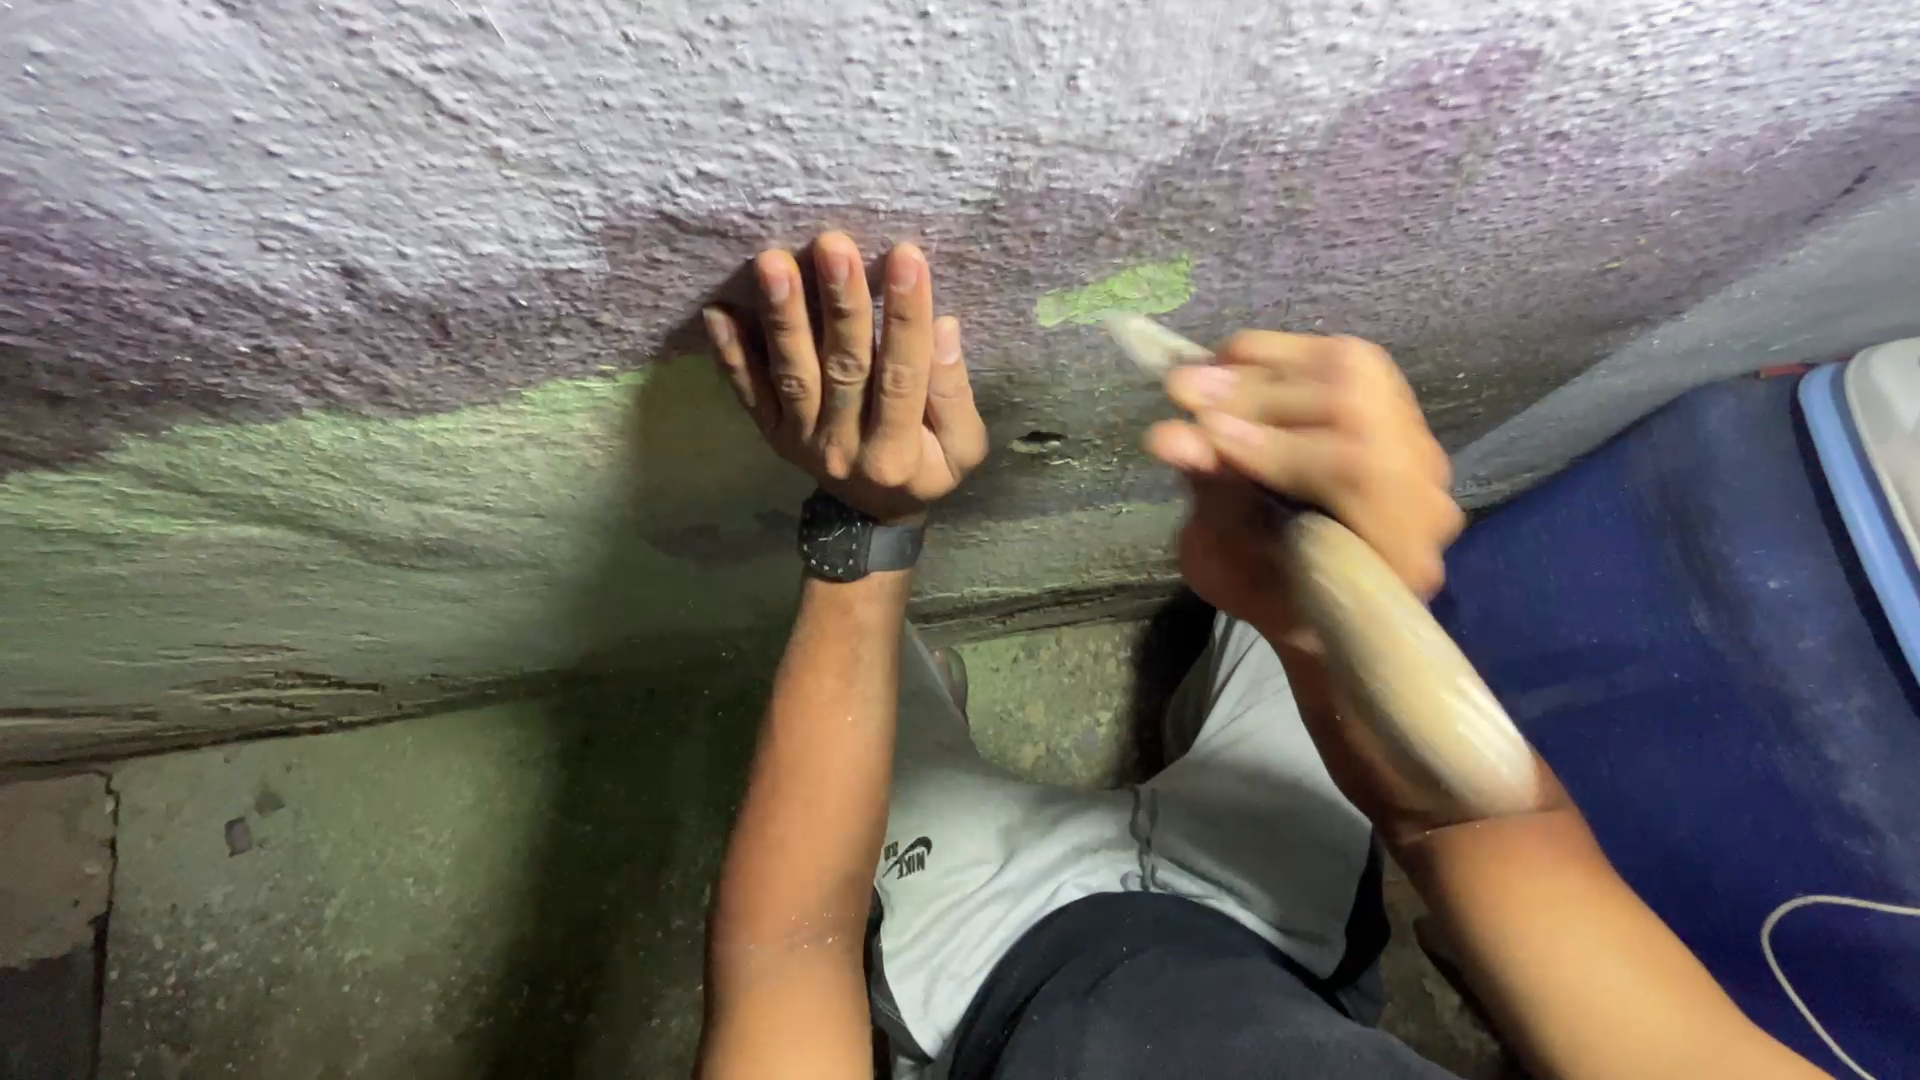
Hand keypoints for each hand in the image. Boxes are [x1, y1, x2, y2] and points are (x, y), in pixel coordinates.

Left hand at [702, 232, 988, 523]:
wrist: (874, 513)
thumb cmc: (926, 470)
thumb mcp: (962, 449)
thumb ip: (955, 396)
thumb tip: (943, 328)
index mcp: (895, 453)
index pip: (904, 378)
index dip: (905, 318)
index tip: (906, 257)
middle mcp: (843, 447)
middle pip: (843, 369)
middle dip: (840, 306)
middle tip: (833, 245)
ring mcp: (801, 439)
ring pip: (792, 375)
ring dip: (783, 318)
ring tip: (774, 264)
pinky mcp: (773, 432)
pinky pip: (748, 393)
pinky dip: (731, 354)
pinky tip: (719, 312)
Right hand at [1146, 332, 1462, 641]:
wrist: (1310, 598)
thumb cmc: (1265, 595)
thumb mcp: (1226, 566)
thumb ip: (1212, 502)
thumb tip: (1168, 437)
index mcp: (1392, 553)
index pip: (1357, 472)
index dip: (1277, 445)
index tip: (1205, 431)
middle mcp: (1422, 491)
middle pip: (1356, 411)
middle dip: (1258, 397)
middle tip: (1182, 388)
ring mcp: (1414, 444)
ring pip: (1352, 374)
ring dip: (1263, 370)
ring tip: (1197, 375)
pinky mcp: (1392, 407)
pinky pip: (1344, 360)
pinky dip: (1280, 355)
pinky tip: (1229, 364)